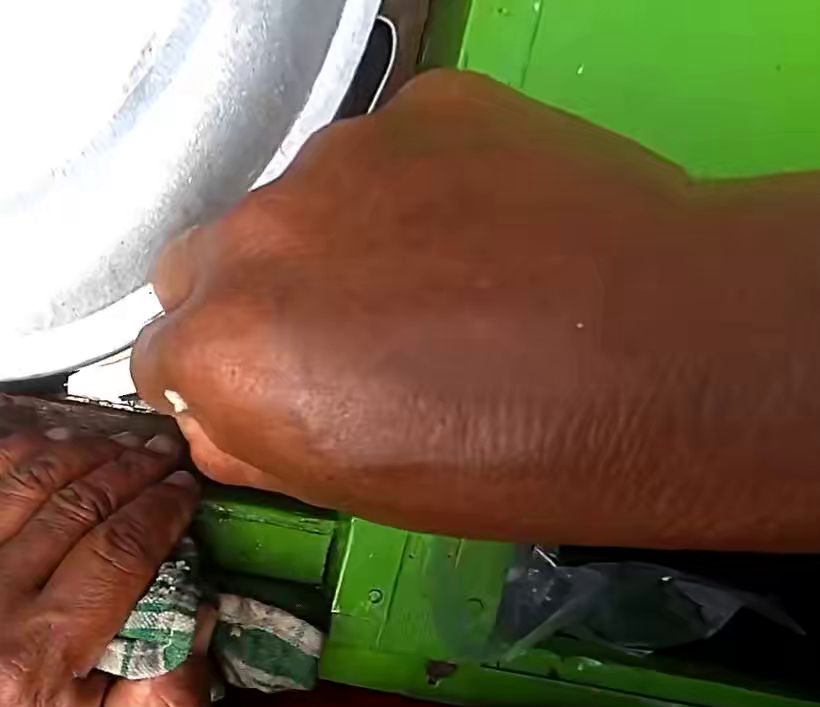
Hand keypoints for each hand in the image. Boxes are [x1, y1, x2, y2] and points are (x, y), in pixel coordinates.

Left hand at [0, 428, 211, 706]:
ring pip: (27, 481)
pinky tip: (59, 442)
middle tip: (165, 453)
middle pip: (75, 506)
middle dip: (131, 470)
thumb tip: (201, 610)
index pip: (116, 553)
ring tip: (123, 442)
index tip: (186, 490)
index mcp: (37, 655)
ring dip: (84, 451)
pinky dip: (21, 451)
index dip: (160, 511)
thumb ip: (173, 696)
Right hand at [132, 70, 819, 550]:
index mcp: (214, 345)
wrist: (671, 363)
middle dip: (218, 309)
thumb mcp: (318, 485)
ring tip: (384, 286)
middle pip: (187, 268)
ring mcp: (332, 161)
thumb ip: (232, 443)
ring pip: (268, 211)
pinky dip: (377, 202)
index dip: (184, 385)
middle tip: (293, 341)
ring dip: (295, 252)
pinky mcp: (420, 108)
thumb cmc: (470, 462)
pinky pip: (360, 163)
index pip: (149, 357)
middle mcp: (247, 240)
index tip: (225, 396)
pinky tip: (448, 238)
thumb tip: (204, 416)